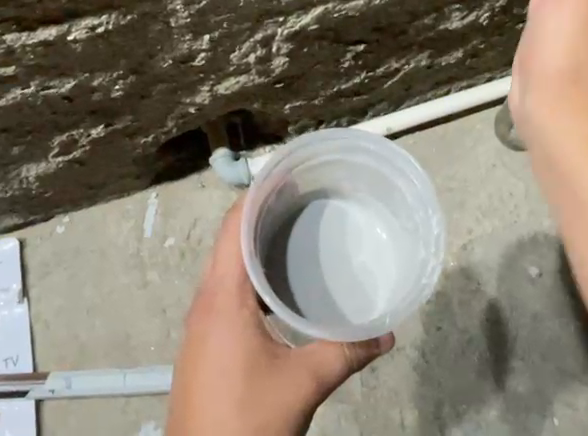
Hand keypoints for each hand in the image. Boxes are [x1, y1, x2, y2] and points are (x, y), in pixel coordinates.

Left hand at [166, 197, 394, 435]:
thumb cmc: (246, 421)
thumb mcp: (302, 384)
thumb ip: (345, 353)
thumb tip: (386, 333)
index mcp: (222, 296)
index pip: (235, 223)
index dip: (260, 192)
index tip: (293, 175)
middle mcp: (206, 301)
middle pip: (231, 239)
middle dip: (265, 215)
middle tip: (308, 200)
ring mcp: (201, 325)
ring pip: (228, 267)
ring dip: (258, 247)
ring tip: (299, 235)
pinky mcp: (205, 345)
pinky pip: (227, 292)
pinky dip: (253, 277)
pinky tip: (281, 291)